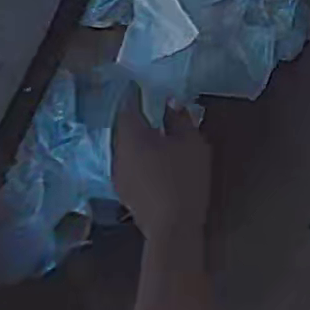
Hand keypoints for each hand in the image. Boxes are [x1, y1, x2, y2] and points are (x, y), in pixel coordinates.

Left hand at [112, 106, 211, 249]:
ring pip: (126, 146)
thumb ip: (179, 118)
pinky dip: (139, 153)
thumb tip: (170, 101)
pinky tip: (154, 155)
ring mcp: (119, 174)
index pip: (128, 107)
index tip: (140, 83)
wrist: (172, 227)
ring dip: (138, 136)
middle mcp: (118, 153)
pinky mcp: (125, 191)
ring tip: (155, 128)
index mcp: (132, 136)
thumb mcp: (190, 142)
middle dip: (135, 115)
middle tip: (150, 103)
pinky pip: (129, 162)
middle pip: (124, 127)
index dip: (134, 93)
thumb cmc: (183, 176)